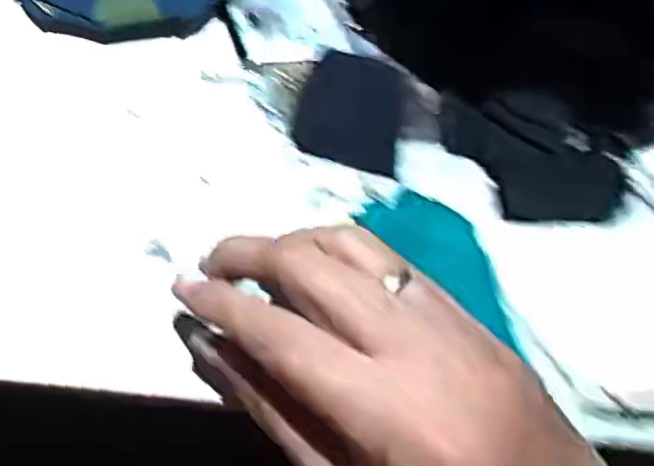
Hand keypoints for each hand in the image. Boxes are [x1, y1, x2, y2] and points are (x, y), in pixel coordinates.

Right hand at [174, 226, 593, 465]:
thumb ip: (273, 413)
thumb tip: (212, 347)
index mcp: (392, 414)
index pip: (278, 333)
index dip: (220, 304)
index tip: (182, 289)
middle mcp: (421, 349)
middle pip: (308, 264)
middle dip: (244, 253)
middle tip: (209, 267)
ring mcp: (452, 322)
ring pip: (348, 240)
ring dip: (290, 240)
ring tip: (261, 263)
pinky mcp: (471, 314)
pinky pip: (388, 256)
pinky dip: (337, 249)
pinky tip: (319, 270)